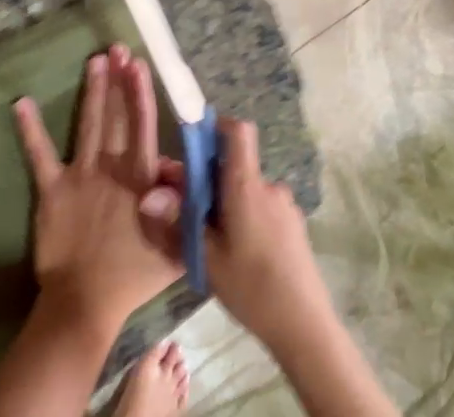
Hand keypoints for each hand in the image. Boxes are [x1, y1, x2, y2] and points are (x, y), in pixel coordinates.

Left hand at [13, 45, 183, 331]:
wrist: (86, 301)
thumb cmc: (134, 277)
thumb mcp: (176, 246)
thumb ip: (185, 208)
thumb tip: (181, 169)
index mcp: (141, 179)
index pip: (143, 126)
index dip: (141, 93)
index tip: (140, 65)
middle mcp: (111, 169)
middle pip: (117, 116)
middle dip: (119, 80)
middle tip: (118, 48)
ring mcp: (79, 176)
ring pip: (88, 124)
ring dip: (92, 91)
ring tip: (95, 60)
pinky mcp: (51, 189)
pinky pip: (39, 154)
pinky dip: (29, 129)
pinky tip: (20, 102)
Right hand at [202, 117, 336, 348]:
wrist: (305, 326)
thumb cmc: (251, 287)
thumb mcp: (207, 256)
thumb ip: (180, 219)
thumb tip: (149, 194)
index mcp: (246, 186)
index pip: (237, 131)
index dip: (215, 128)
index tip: (193, 147)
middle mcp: (269, 188)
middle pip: (235, 165)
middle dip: (208, 179)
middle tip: (184, 207)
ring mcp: (285, 207)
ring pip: (247, 190)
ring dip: (226, 202)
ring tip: (207, 237)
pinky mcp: (293, 226)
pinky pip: (261, 207)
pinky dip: (244, 216)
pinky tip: (235, 251)